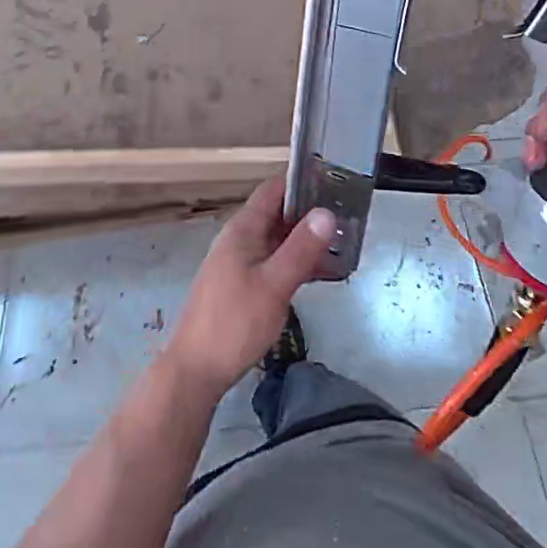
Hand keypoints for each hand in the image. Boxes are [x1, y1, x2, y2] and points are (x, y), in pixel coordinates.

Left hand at [165, 177, 334, 396]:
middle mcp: (239, 239)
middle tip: (349, 216)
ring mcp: (238, 263)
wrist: (197, 368)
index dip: (300, 180)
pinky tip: (322, 274)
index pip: (272, 190)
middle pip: (277, 214)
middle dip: (310, 213)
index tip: (334, 179)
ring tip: (345, 245)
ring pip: (277, 240)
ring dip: (306, 240)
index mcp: (242, 230)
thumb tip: (326, 212)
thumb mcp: (274, 284)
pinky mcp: (242, 285)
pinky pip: (274, 262)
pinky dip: (296, 262)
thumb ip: (301, 248)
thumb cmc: (235, 322)